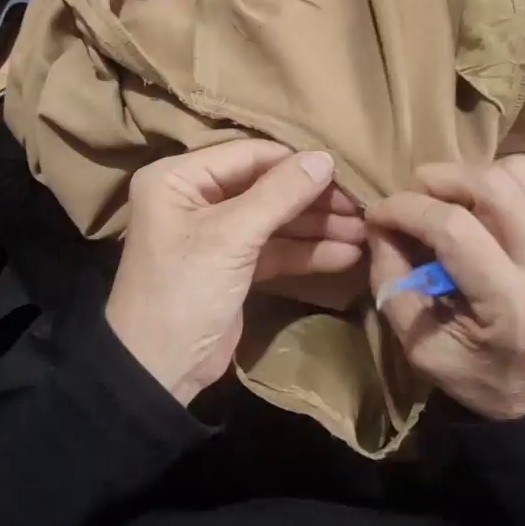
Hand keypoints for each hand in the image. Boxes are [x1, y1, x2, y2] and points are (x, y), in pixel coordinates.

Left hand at [107, 141, 363, 404]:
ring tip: (365, 232)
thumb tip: (324, 158)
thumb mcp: (231, 237)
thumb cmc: (185, 289)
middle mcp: (195, 198)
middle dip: (313, 199)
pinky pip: (274, 249)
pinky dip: (307, 252)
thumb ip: (279, 194)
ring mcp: (215, 233)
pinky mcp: (232, 266)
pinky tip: (346, 255)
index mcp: (178, 178)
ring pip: (274, 220)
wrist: (159, 369)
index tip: (345, 171)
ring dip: (317, 226)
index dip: (297, 163)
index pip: (249, 155)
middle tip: (362, 206)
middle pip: (265, 186)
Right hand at [367, 157, 524, 420]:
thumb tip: (380, 226)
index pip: (455, 229)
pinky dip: (498, 186)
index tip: (377, 214)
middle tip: (411, 198)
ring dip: (470, 178)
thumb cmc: (485, 381)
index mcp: (515, 307)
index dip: (407, 210)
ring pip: (517, 174)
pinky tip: (479, 211)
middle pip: (492, 186)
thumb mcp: (424, 350)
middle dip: (438, 180)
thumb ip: (395, 286)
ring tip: (445, 202)